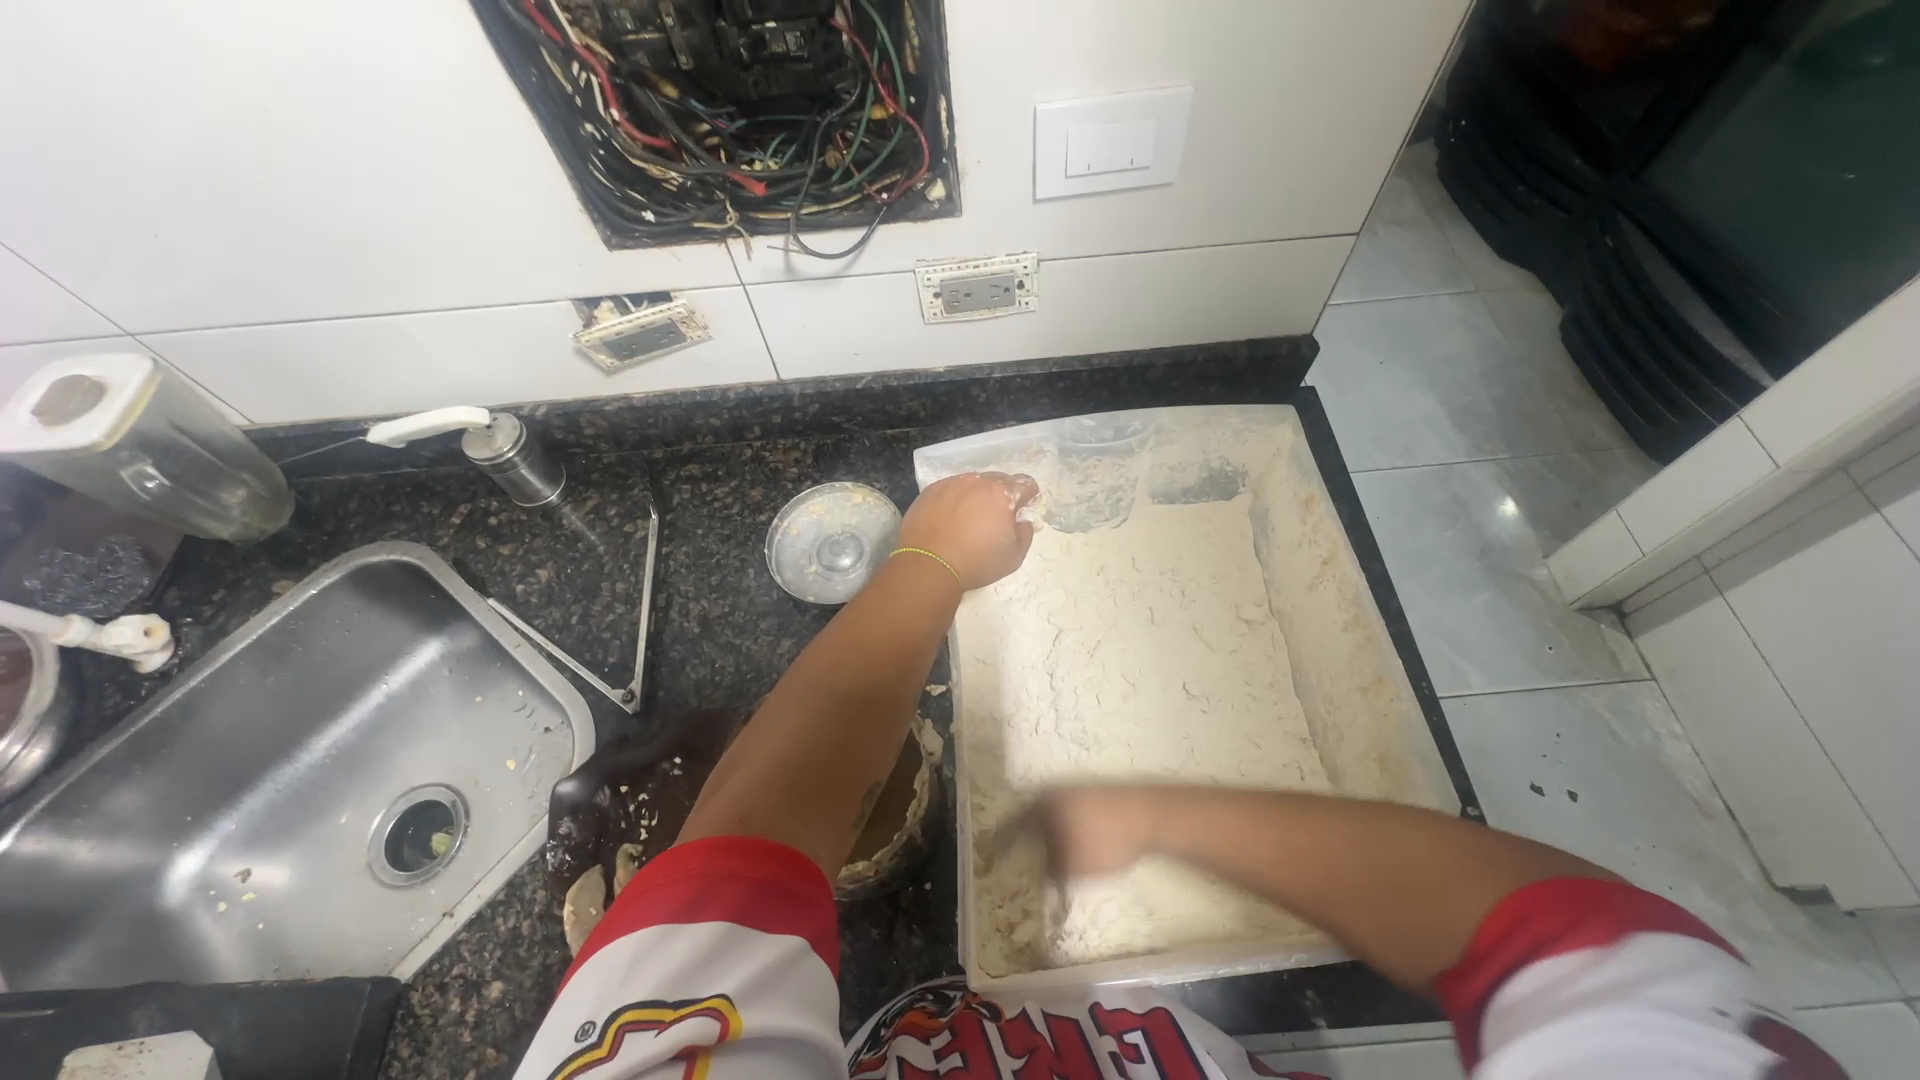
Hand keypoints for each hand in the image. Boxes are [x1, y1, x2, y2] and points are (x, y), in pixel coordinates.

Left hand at [896, 472, 1038, 589]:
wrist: (929, 565)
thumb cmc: (976, 563)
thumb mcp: (1014, 556)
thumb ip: (1025, 533)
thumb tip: (1022, 521)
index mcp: (1002, 493)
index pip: (1025, 484)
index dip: (1029, 495)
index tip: (1024, 507)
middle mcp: (977, 482)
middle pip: (998, 480)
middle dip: (1002, 494)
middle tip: (997, 515)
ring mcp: (951, 484)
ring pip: (972, 483)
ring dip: (977, 495)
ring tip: (971, 516)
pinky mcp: (930, 491)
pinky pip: (949, 489)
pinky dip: (954, 499)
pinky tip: (950, 517)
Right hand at [1001, 785, 1164, 880]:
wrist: (1152, 815)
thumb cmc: (1106, 842)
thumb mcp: (1073, 867)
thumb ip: (1049, 871)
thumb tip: (1037, 873)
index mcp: (1041, 806)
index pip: (1010, 827)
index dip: (999, 846)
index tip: (991, 860)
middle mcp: (1052, 792)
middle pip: (1027, 818)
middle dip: (1021, 840)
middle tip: (1015, 859)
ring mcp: (1075, 789)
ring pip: (1048, 814)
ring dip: (1043, 834)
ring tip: (1043, 856)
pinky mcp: (1094, 793)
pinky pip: (1067, 813)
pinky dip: (1061, 828)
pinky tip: (1070, 844)